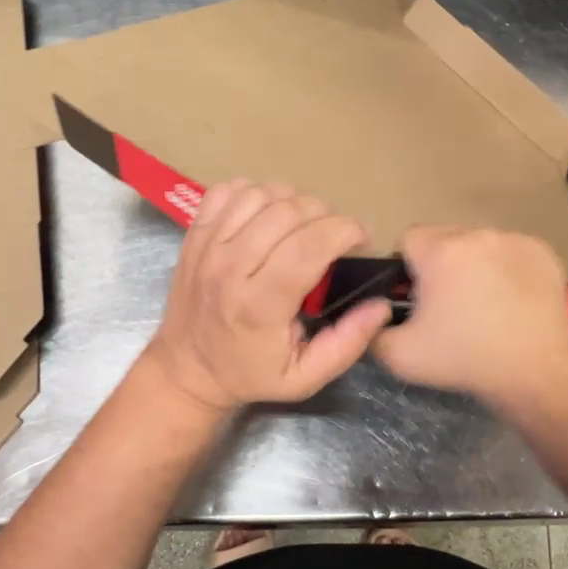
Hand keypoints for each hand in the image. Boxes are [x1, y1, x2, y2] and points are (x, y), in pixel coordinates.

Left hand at [142, 180, 391, 412]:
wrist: (186, 370)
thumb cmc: (250, 373)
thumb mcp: (305, 377)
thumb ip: (347, 343)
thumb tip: (380, 305)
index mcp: (259, 305)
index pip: (307, 246)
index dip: (344, 230)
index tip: (362, 238)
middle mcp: (230, 268)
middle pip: (288, 213)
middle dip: (326, 215)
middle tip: (335, 236)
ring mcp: (208, 245)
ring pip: (261, 195)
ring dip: (293, 201)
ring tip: (304, 224)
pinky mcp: (194, 233)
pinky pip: (228, 191)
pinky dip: (255, 192)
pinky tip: (268, 214)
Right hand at [373, 226, 567, 407]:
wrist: (536, 372)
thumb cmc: (465, 359)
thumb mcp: (402, 356)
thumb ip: (375, 331)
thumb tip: (376, 316)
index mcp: (440, 252)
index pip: (408, 238)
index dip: (407, 266)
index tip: (418, 294)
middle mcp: (477, 235)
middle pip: (445, 238)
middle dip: (441, 263)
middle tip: (450, 303)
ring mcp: (514, 240)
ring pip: (480, 243)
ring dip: (475, 264)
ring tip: (486, 303)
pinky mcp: (542, 252)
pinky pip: (512, 252)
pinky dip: (508, 269)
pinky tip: (513, 300)